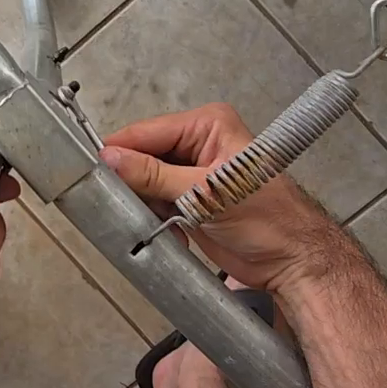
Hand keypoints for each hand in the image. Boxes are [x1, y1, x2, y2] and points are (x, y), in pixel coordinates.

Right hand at [100, 103, 357, 297]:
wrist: (292, 263)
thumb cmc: (268, 219)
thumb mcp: (204, 192)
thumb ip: (153, 175)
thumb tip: (111, 158)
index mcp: (206, 125)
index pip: (147, 131)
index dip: (120, 151)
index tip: (94, 170)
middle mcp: (197, 142)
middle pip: (143, 156)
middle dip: (135, 182)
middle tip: (128, 203)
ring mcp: (191, 172)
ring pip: (145, 181)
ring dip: (146, 204)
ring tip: (159, 222)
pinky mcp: (188, 198)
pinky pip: (154, 201)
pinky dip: (154, 218)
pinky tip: (170, 232)